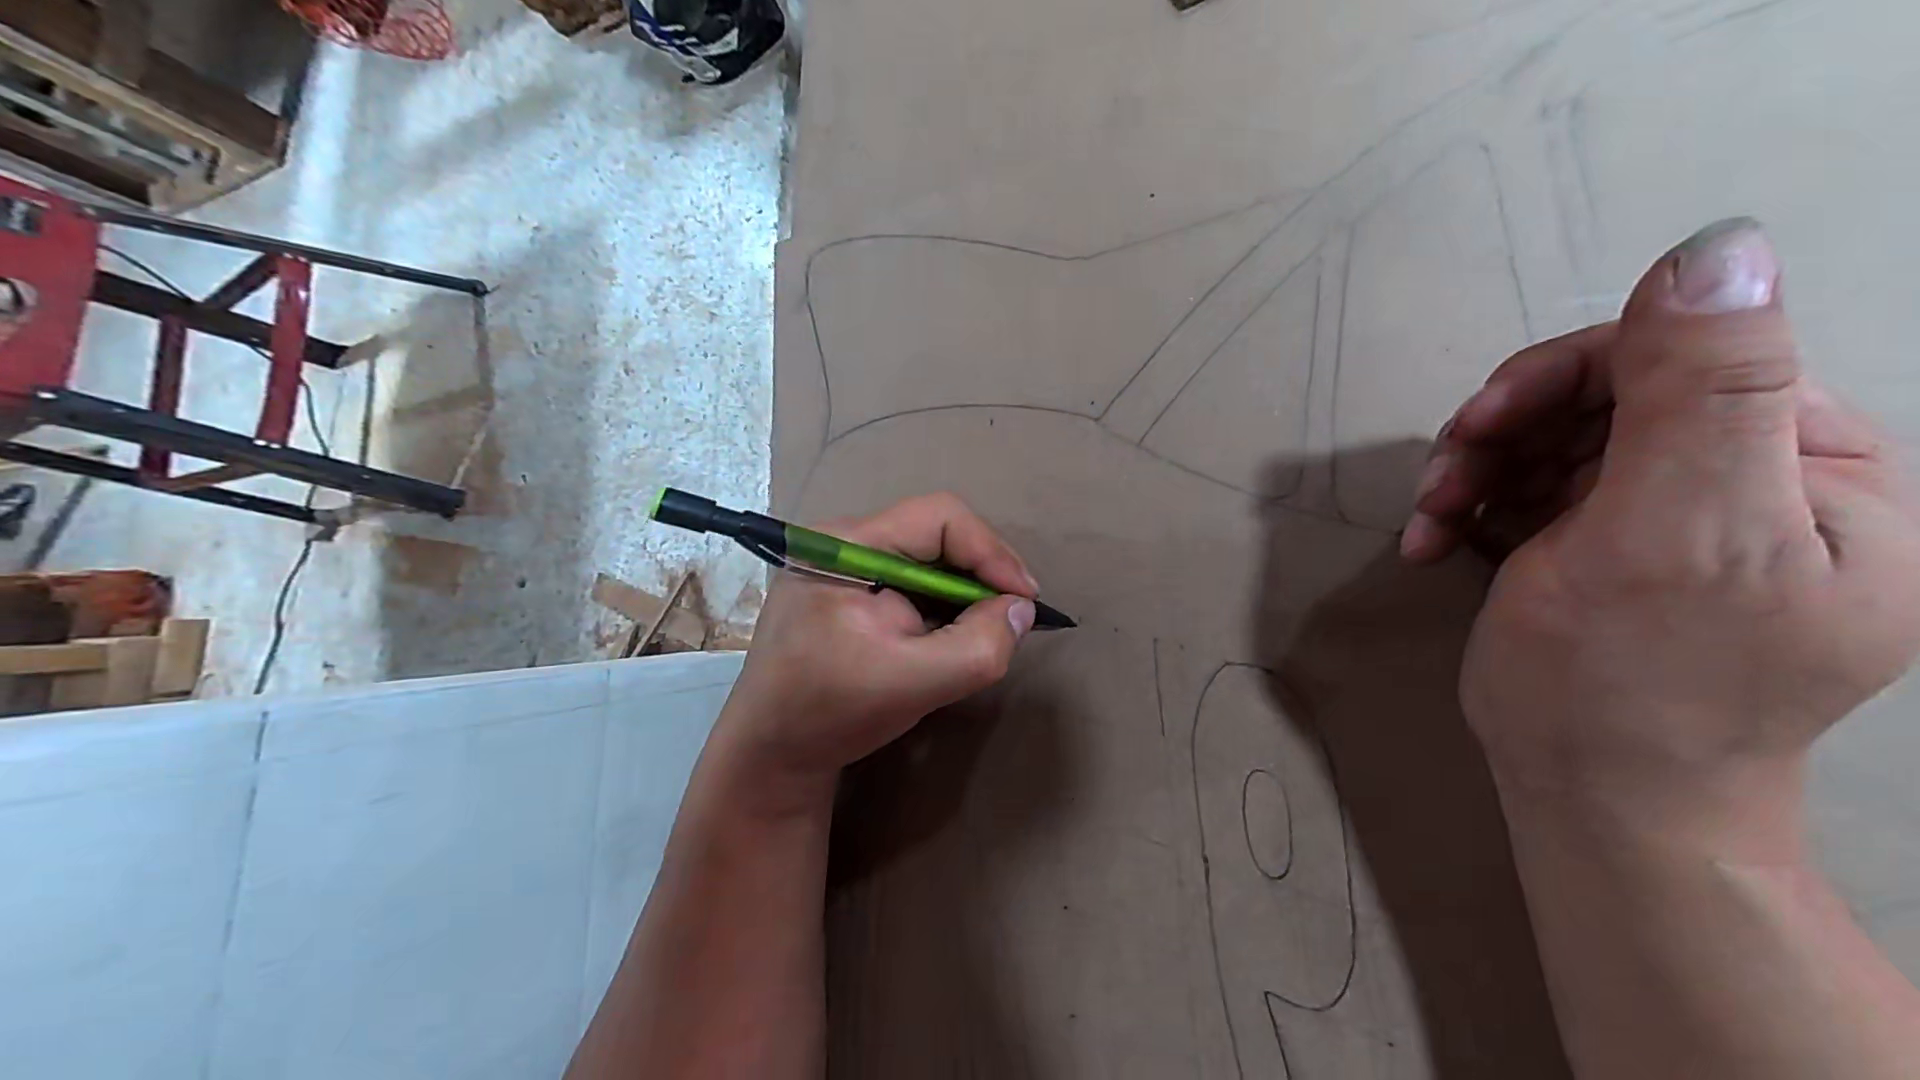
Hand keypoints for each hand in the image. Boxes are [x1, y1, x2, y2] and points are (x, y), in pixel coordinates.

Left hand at [711, 493, 1039, 799]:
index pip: (938, 518)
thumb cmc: (828, 713)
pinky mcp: (850, 592)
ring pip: (927, 559)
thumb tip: (1020, 610)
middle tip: (1010, 617)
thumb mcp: (912, 685)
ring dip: (964, 593)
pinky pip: (912, 582)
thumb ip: (977, 648)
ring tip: (983, 631)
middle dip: (981, 574)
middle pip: (935, 534)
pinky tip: (949, 637)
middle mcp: (844, 543)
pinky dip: (943, 606)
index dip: (990, 551)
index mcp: (846, 546)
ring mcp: (844, 567)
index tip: (1023, 598)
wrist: (770, 752)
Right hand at [1406, 218, 1919, 853]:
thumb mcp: (1673, 534)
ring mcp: (1671, 517)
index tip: (1473, 427)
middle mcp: (1755, 480)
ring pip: (1553, 444)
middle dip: (1504, 432)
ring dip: (1474, 472)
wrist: (1595, 794)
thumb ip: (1704, 391)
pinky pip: (1530, 493)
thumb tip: (1718, 244)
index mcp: (1819, 466)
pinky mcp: (1602, 547)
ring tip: (1429, 520)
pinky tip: (1435, 542)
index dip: (1565, 376)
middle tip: (1441, 479)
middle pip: (1606, 398)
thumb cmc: (1631, 678)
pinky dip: (1471, 510)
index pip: (1682, 357)